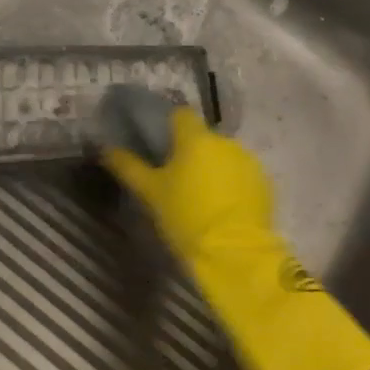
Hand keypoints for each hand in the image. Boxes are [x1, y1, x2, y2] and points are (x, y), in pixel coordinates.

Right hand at [102, 106, 278, 262]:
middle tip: (178, 179)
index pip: (181, 115)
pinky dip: (232, 184)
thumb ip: (128, 166)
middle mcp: (224, 141)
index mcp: (195, 139)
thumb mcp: (150, 194)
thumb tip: (105, 148)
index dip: (170, 126)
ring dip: (213, 168)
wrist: (234, 254)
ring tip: (202, 197)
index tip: (161, 146)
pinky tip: (223, 208)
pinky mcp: (264, 183)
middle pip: (203, 138)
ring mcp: (248, 161)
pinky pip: (241, 175)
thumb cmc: (186, 218)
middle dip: (192, 152)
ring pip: (224, 156)